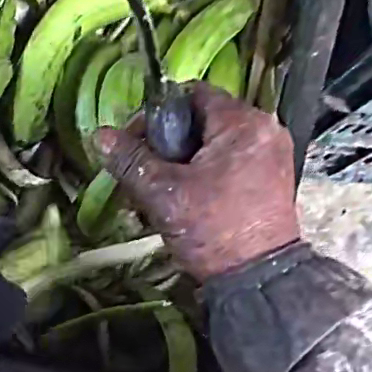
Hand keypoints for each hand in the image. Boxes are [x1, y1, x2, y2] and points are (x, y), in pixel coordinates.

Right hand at [97, 85, 299, 279]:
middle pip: (201, 120)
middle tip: (143, 174)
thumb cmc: (211, 230)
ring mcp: (271, 154)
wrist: (255, 276)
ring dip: (181, 163)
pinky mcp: (271, 177)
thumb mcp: (163, 194)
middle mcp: (264, 129)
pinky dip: (203, 174)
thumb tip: (100, 136)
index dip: (155, 116)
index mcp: (242, 123)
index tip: (135, 145)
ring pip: (213, 144)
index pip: (191, 95)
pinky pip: (228, 162)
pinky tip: (184, 199)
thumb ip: (132, 161)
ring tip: (159, 192)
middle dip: (166, 145)